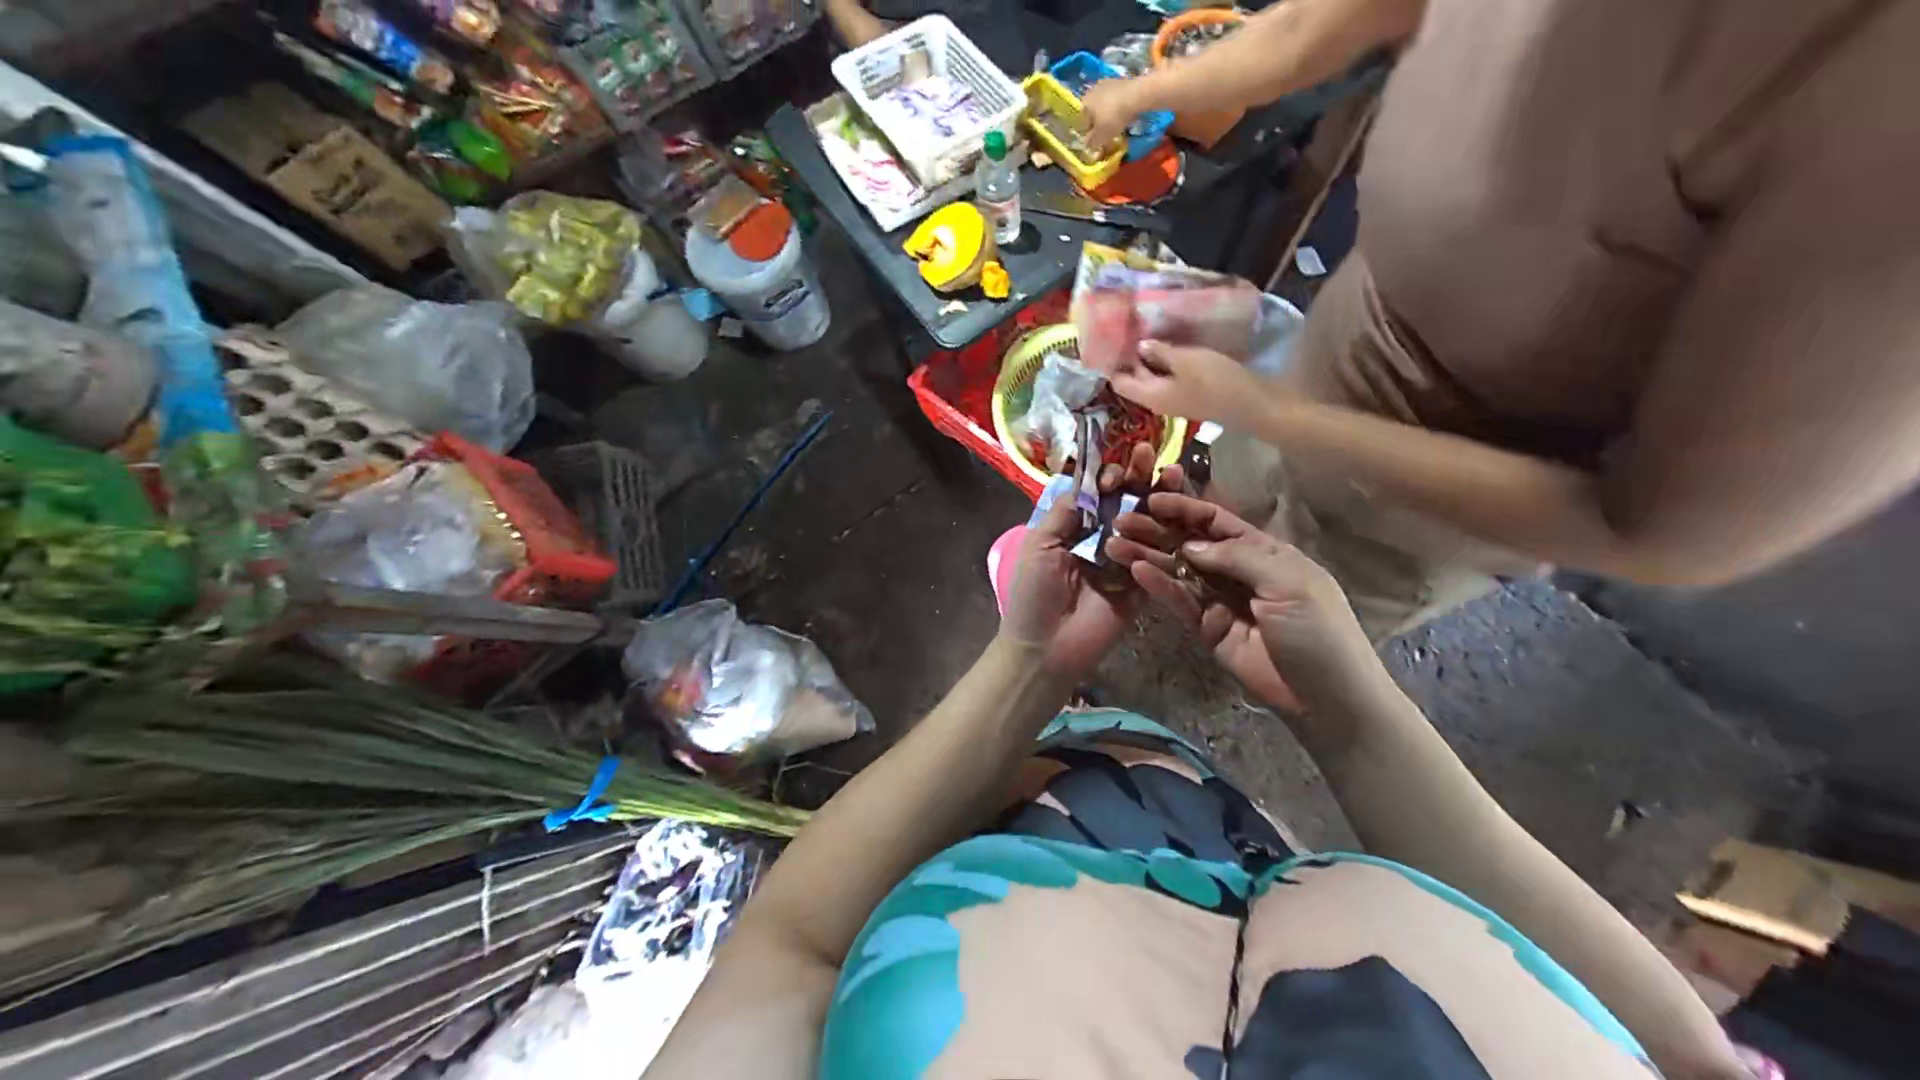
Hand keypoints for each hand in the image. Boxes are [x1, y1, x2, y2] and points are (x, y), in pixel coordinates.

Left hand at [1000, 444, 1184, 677]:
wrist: (1045, 647)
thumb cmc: (1034, 594)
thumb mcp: (1041, 545)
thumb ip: (1065, 513)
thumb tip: (1088, 480)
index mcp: (1075, 529)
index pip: (1098, 495)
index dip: (1109, 478)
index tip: (1117, 471)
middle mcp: (1102, 541)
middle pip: (1126, 504)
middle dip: (1139, 479)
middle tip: (1151, 456)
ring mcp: (1125, 563)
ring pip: (1147, 526)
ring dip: (1159, 501)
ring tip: (1172, 475)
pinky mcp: (1142, 586)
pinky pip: (1157, 559)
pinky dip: (1165, 538)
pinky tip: (1176, 515)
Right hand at [1081, 79, 1141, 156]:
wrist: (1135, 96)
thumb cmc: (1113, 117)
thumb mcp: (1101, 136)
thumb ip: (1092, 142)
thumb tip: (1087, 144)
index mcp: (1084, 104)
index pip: (1081, 120)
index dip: (1087, 131)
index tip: (1094, 138)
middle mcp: (1091, 91)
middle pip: (1093, 110)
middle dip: (1098, 120)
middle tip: (1106, 131)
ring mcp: (1105, 83)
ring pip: (1104, 102)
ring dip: (1108, 112)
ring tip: (1117, 122)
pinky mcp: (1118, 80)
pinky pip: (1115, 97)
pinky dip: (1117, 105)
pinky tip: (1124, 113)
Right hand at [1106, 492, 1378, 710]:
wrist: (1325, 698)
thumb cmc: (1317, 630)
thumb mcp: (1287, 582)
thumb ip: (1237, 557)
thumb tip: (1190, 545)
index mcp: (1266, 553)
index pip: (1219, 523)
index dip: (1186, 510)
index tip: (1152, 500)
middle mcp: (1239, 571)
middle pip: (1192, 544)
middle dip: (1158, 531)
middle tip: (1122, 522)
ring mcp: (1221, 601)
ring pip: (1179, 571)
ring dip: (1148, 556)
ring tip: (1114, 544)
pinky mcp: (1207, 629)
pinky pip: (1180, 602)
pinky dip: (1158, 586)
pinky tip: (1136, 571)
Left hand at [1109, 340, 1263, 425]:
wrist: (1254, 404)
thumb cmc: (1217, 381)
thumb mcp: (1186, 361)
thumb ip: (1160, 353)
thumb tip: (1139, 346)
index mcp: (1150, 396)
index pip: (1119, 381)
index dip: (1113, 361)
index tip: (1111, 337)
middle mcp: (1157, 400)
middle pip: (1135, 378)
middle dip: (1132, 355)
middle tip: (1130, 325)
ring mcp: (1175, 398)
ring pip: (1154, 375)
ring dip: (1151, 355)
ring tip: (1149, 327)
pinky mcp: (1191, 393)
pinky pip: (1171, 376)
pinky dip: (1167, 360)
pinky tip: (1173, 341)